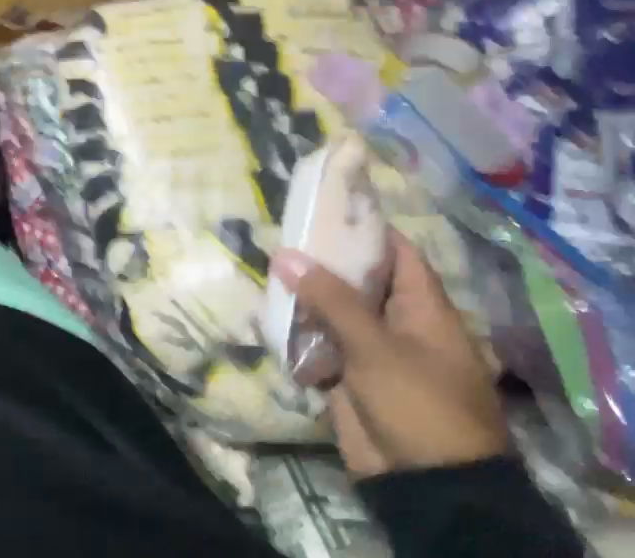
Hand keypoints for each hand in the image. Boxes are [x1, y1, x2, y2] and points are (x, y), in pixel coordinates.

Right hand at [273, 230, 507, 477]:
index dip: (367, 227)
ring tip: (259, 262)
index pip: (399, 255)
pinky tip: (262, 307)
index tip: (325, 202)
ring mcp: (374, 350)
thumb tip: (283, 252)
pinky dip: (294, 326)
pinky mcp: (348, 373)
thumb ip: (329, 299)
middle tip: (276, 229)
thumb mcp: (375, 347)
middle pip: (359, 279)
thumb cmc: (418, 404)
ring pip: (333, 309)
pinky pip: (318, 339)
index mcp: (425, 312)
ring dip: (301, 292)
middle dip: (321, 257)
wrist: (424, 480)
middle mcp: (401, 324)